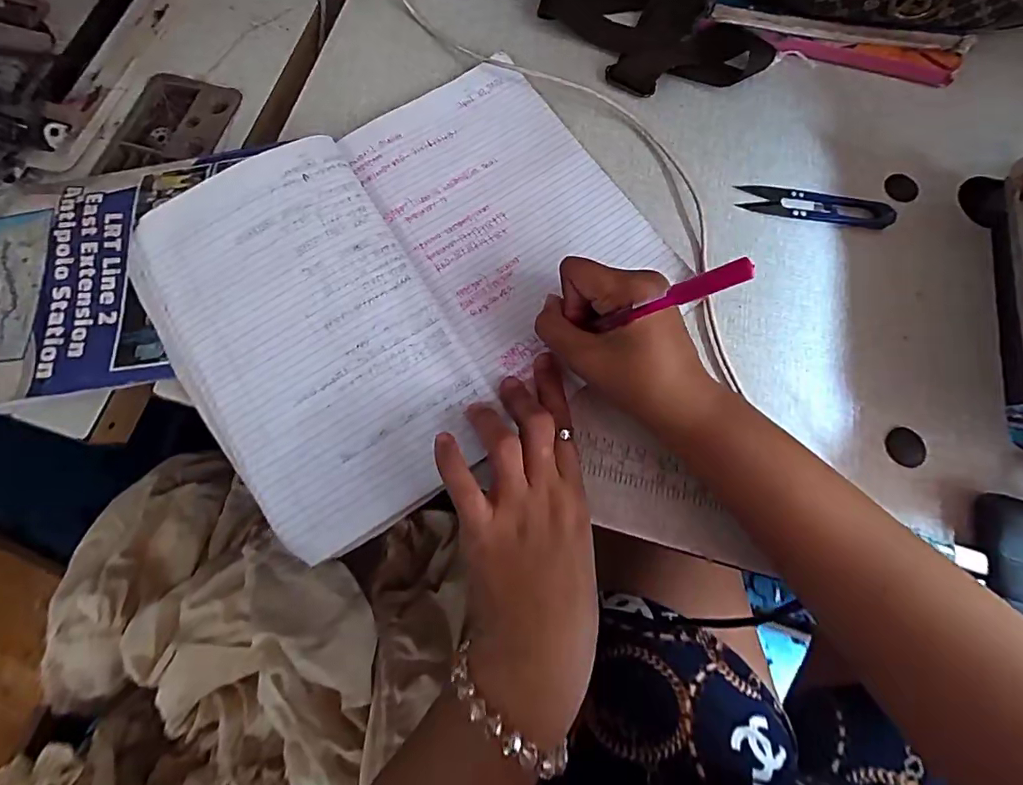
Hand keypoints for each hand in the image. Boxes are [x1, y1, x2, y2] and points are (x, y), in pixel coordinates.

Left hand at [435, 353, 596, 749]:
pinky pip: (464, 485)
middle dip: (522, 397)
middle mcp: (549, 498)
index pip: (567, 433)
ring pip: (504, 446)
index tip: (544, 368)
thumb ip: (565, 503)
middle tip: (508, 380)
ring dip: (488, 418)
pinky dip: (451, 458)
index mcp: (576, 501)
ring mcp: (516, 514)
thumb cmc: (567, 604)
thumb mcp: (579, 544)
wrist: (542, 654)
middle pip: (538, 429)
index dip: (554, 395)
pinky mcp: (483, 535)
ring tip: (476, 406)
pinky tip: (444, 439)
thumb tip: (548, 469)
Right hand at [534, 257, 728, 435]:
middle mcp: (645, 279)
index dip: (569, 304)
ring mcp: (652, 292)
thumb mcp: (584, 358)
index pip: (574, 270)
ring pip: (598, 295)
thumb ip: (553, 327)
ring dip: (593, 324)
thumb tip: (549, 307)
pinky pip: (614, 304)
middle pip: (587, 282)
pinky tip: (621, 351)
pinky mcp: (654, 306)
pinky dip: (607, 327)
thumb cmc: (641, 385)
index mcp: (633, 284)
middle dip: (581, 315)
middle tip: (598, 349)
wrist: (686, 408)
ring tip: (611, 353)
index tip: (587, 336)